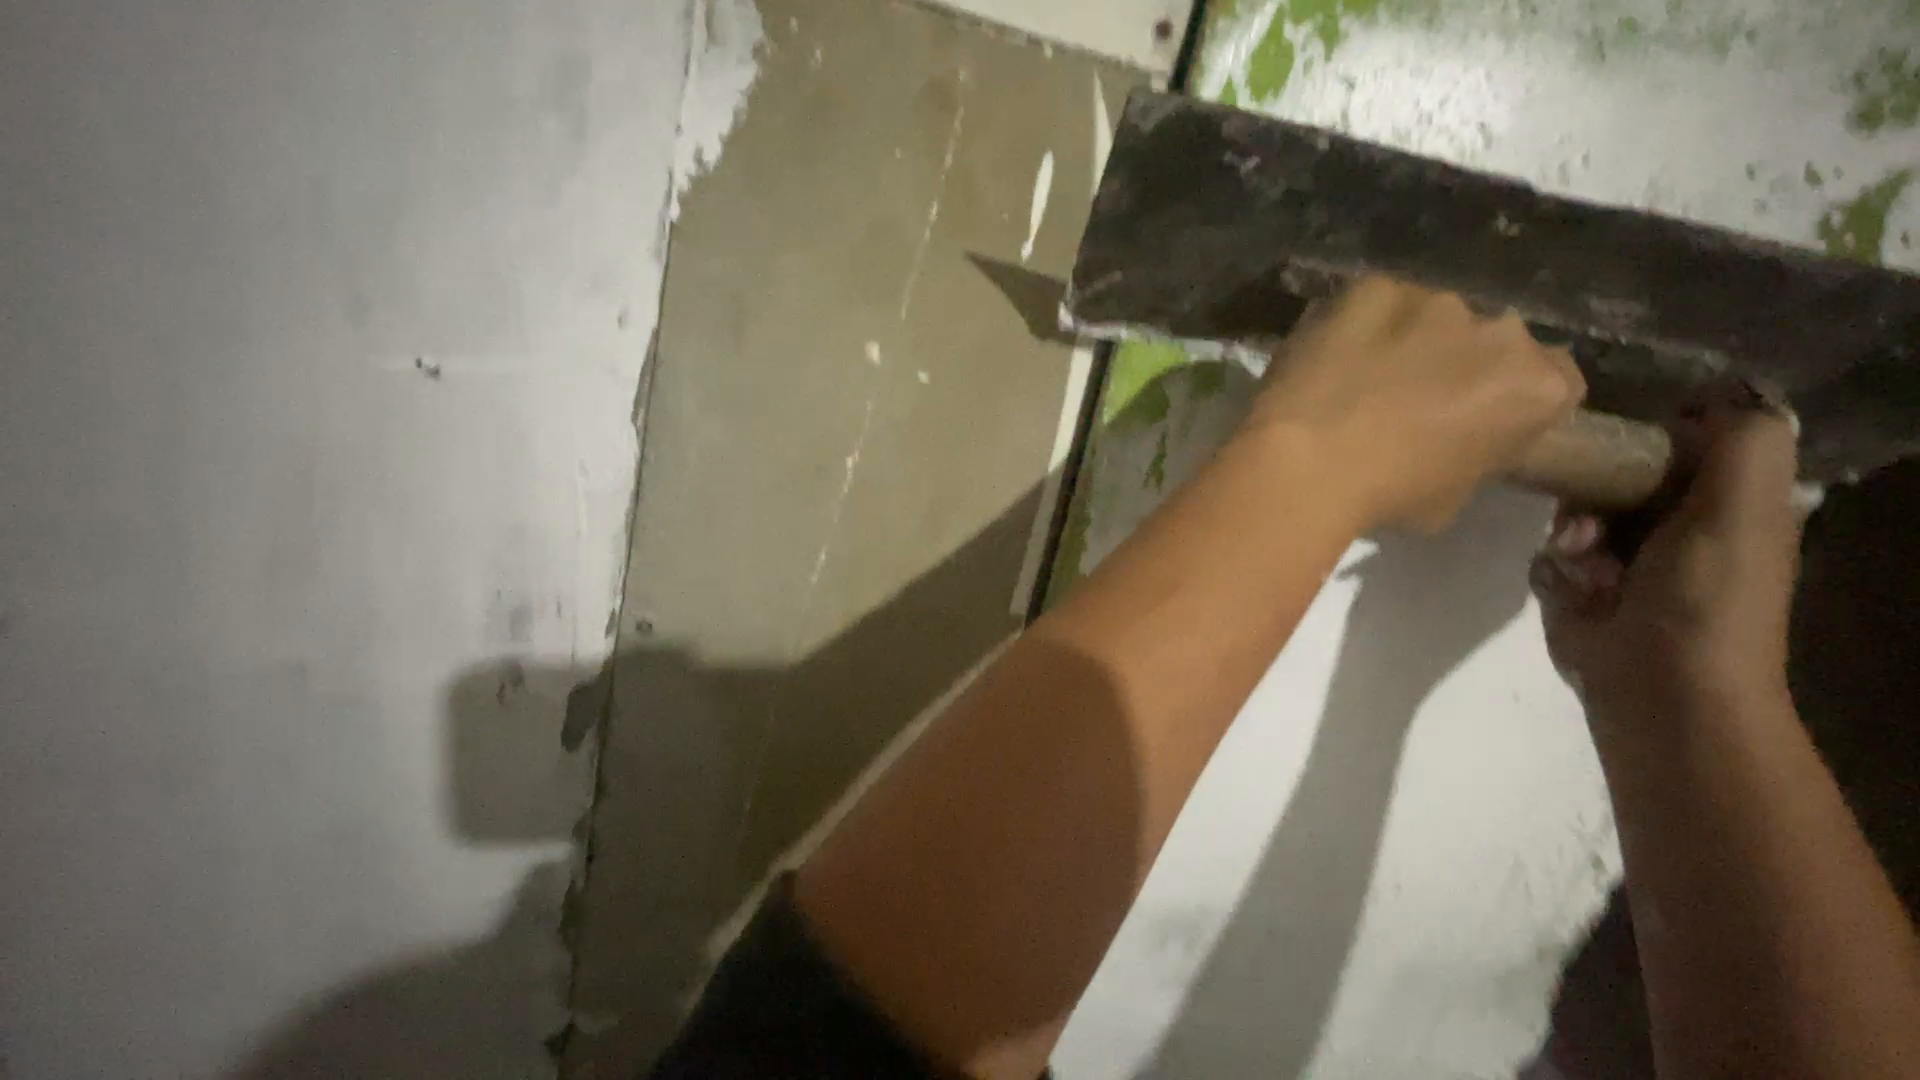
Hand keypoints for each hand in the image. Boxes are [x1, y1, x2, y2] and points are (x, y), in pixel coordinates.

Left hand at [1244, 278, 1585, 531]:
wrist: (1306, 462)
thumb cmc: (1386, 495)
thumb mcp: (1453, 497)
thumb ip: (1474, 453)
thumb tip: (1454, 443)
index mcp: (1537, 388)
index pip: (1550, 382)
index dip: (1508, 401)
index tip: (1474, 420)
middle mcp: (1502, 330)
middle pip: (1488, 342)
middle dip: (1457, 365)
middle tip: (1408, 401)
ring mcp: (1436, 301)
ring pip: (1429, 317)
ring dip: (1406, 341)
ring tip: (1359, 379)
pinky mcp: (1373, 287)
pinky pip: (1372, 304)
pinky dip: (1357, 325)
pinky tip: (1329, 359)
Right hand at [1530, 401, 1802, 721]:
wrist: (1661, 690)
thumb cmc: (1705, 600)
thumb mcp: (1742, 512)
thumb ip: (1742, 445)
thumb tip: (1709, 397)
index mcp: (1728, 507)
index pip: (1681, 447)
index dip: (1649, 441)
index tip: (1619, 450)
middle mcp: (1677, 529)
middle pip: (1616, 477)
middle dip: (1593, 493)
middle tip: (1586, 522)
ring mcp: (1624, 563)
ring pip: (1573, 514)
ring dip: (1570, 535)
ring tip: (1580, 568)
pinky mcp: (1577, 590)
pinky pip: (1547, 556)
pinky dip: (1552, 569)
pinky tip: (1569, 590)